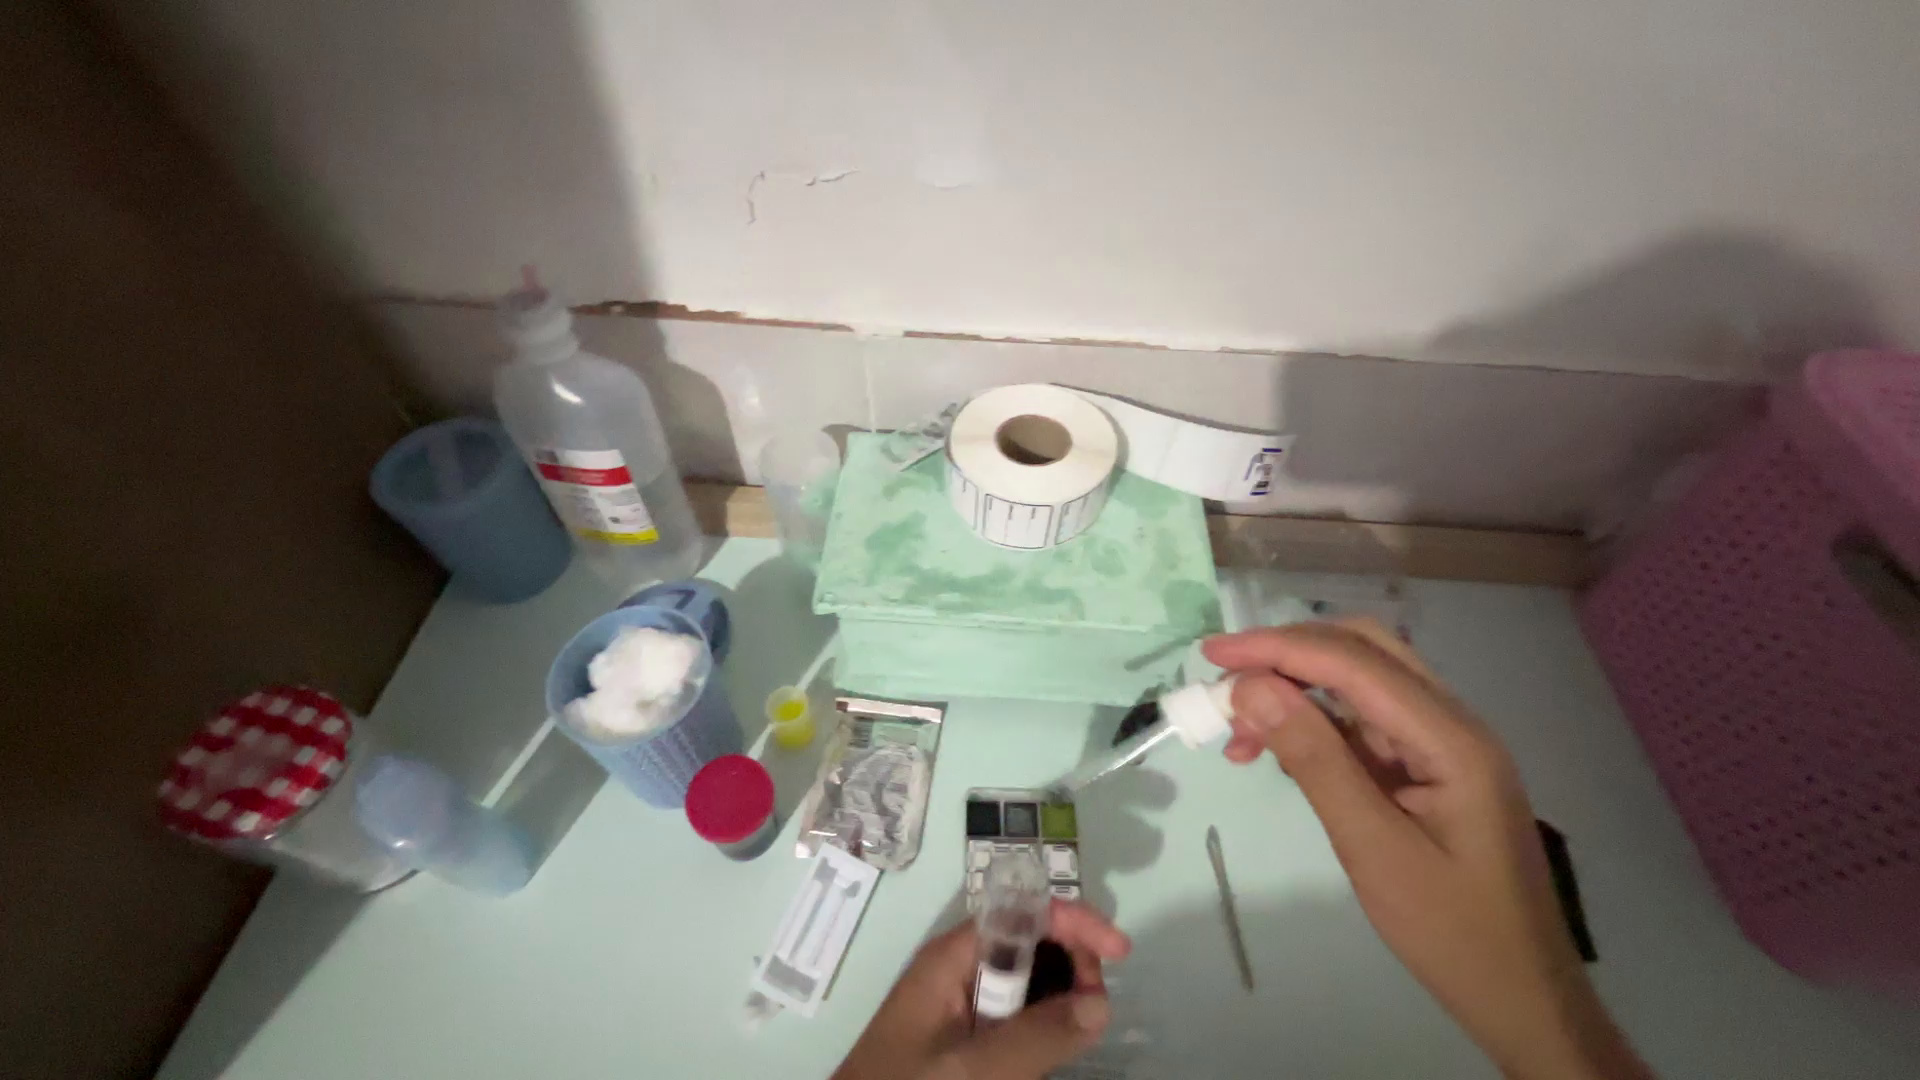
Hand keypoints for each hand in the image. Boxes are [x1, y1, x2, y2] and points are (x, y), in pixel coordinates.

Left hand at [832, 900, 1129, 1079]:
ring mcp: (958, 1003)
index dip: (1074, 921)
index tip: (1120, 953)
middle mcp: (958, 968)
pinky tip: (1046, 1055)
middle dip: (1072, 966)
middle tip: (1095, 1014)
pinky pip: (1010, 1018)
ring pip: (1026, 983)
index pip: (1024, 911)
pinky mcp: (960, 1038)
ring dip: (1059, 1000)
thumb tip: (1101, 1003)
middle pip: (1030, 943)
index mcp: (954, 956)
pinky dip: (1038, 1028)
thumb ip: (1037, 1037)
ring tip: (1076, 1036)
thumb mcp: (972, 1070)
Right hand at [1205, 620, 1651, 1079]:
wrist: (1523, 997)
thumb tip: (1252, 687)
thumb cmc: (1452, 930)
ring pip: (1358, 681)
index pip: (1353, 663)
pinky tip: (1274, 750)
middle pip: (1362, 650)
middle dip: (1286, 652)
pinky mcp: (1425, 764)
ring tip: (1238, 731)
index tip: (1212, 654)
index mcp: (1451, 738)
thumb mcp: (1372, 847)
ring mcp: (1440, 742)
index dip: (1277, 647)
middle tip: (1224, 678)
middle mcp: (1450, 722)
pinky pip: (1359, 720)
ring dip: (1294, 687)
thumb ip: (1314, 759)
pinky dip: (1310, 721)